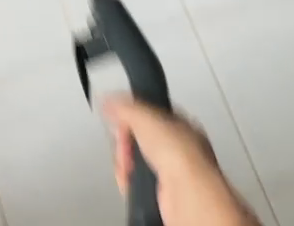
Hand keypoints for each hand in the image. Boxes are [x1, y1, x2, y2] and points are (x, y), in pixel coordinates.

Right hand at [102, 95, 260, 225]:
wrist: (184, 191)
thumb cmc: (179, 153)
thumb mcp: (144, 116)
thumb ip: (125, 106)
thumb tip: (110, 100)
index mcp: (180, 124)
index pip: (150, 113)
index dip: (131, 114)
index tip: (119, 116)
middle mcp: (177, 148)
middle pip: (139, 137)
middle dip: (126, 139)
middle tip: (124, 140)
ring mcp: (169, 171)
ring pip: (135, 159)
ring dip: (125, 160)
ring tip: (127, 162)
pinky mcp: (160, 192)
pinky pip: (136, 180)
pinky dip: (128, 179)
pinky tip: (131, 177)